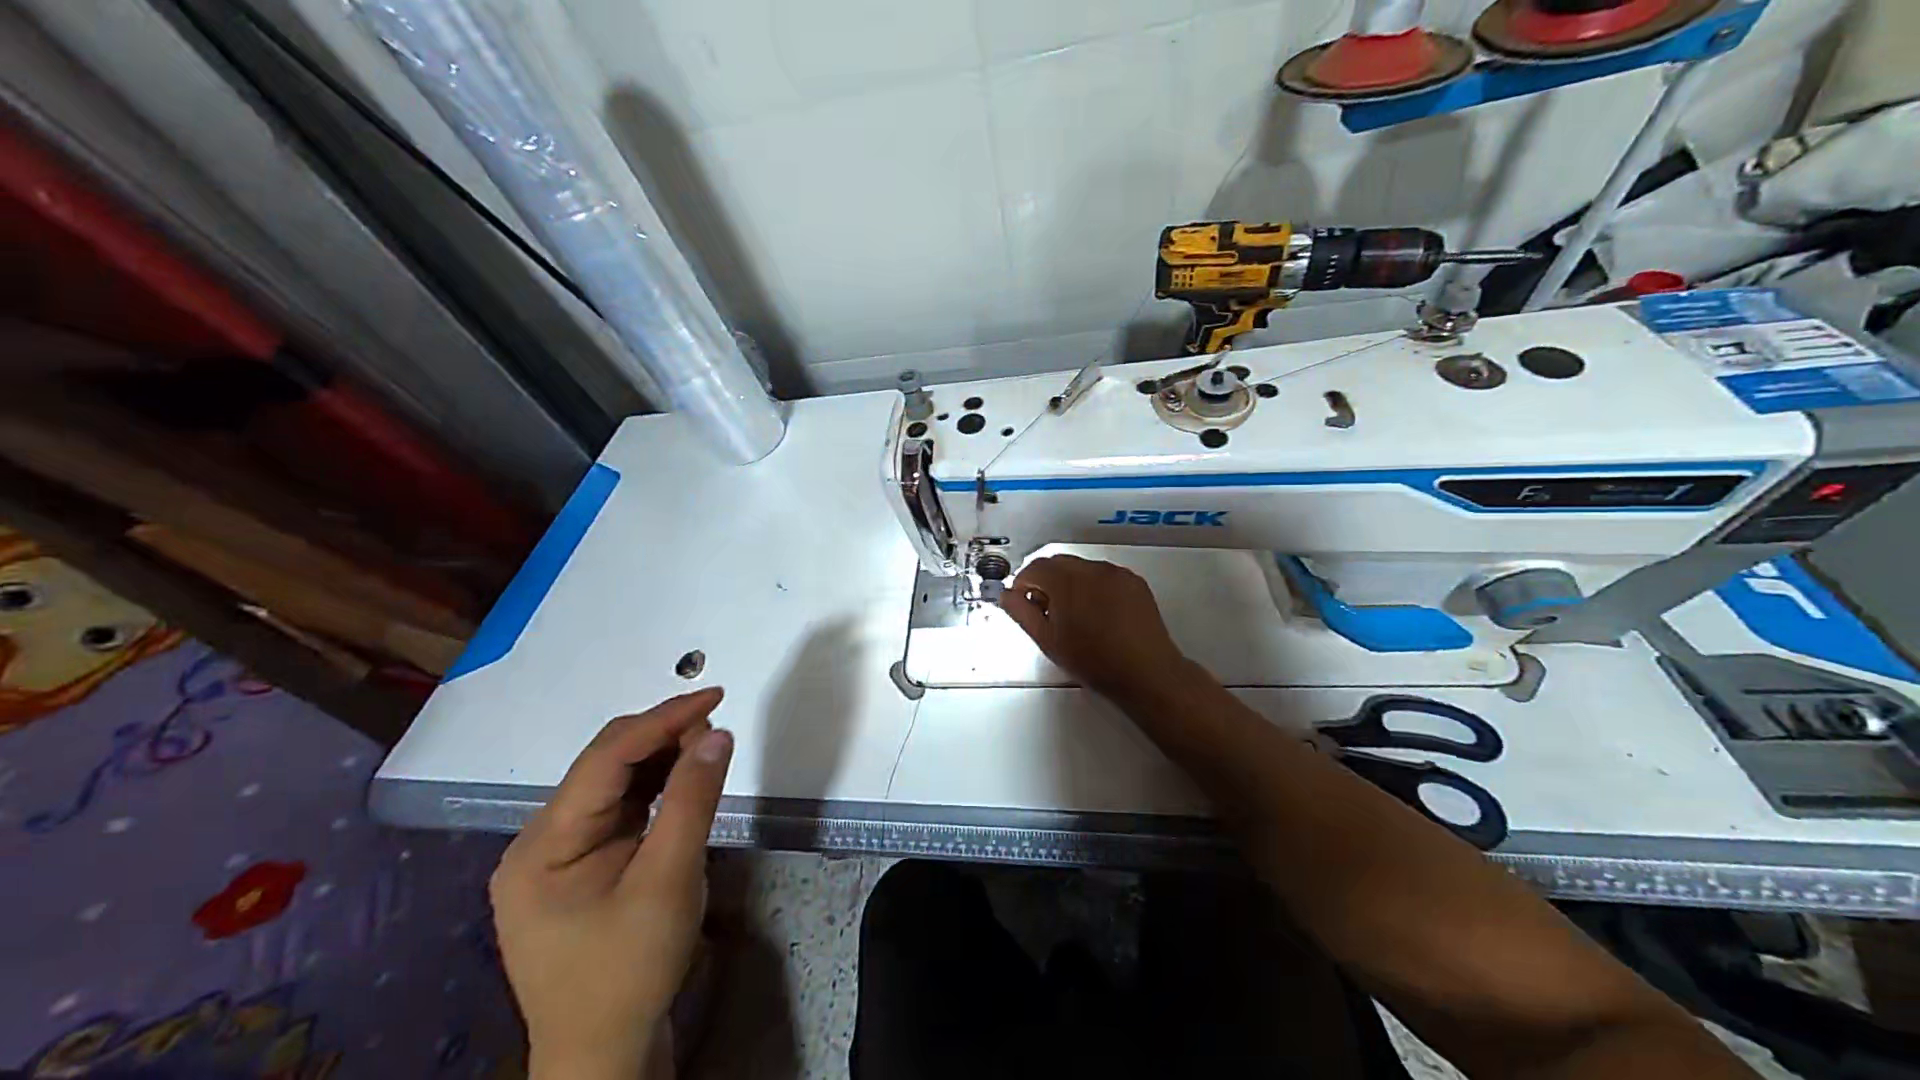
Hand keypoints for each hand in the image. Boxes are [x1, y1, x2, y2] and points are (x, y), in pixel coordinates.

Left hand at [490, 688, 733, 1079]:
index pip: (606, 759)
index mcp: (541, 845)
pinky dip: (655, 791)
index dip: (663, 719)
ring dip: (662, 762)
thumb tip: (717, 733)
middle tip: (717, 729)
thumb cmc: (631, 971)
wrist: (605, 1058)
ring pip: (615, 786)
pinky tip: (685, 782)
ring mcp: (558, 857)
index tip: (715, 695)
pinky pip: (620, 812)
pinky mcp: (581, 869)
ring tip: (708, 750)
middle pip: (605, 767)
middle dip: (662, 739)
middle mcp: (539, 842)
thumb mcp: (669, 881)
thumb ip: (692, 800)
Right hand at [998, 554, 1192, 702]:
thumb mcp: (1048, 640)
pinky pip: (1105, 575)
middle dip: (1045, 580)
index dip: (1023, 582)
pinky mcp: (1134, 582)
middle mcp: (1093, 570)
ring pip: (1082, 568)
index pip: (1035, 567)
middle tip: (1044, 609)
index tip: (1021, 598)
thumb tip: (1006, 596)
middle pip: (1058, 563)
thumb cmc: (1095, 661)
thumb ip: (1022, 612)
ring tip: (1073, 615)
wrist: (1144, 672)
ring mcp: (1116, 574)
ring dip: (1070, 582)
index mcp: (1067, 582)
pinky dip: (1094, 586)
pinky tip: (1097, 613)